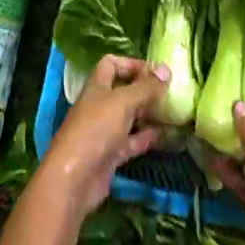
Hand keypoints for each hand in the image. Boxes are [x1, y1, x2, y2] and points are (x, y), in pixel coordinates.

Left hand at [39, 55, 169, 216]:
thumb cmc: (96, 130)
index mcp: (97, 87)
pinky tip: (165, 135)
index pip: (111, 64)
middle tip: (169, 91)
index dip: (131, 63)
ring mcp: (104, 131)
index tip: (154, 71)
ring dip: (148, 114)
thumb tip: (166, 69)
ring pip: (129, 117)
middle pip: (123, 91)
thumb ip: (146, 87)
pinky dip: (146, 137)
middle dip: (144, 89)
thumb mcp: (123, 102)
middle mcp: (99, 106)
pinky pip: (131, 141)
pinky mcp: (110, 154)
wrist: (73, 181)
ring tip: (172, 111)